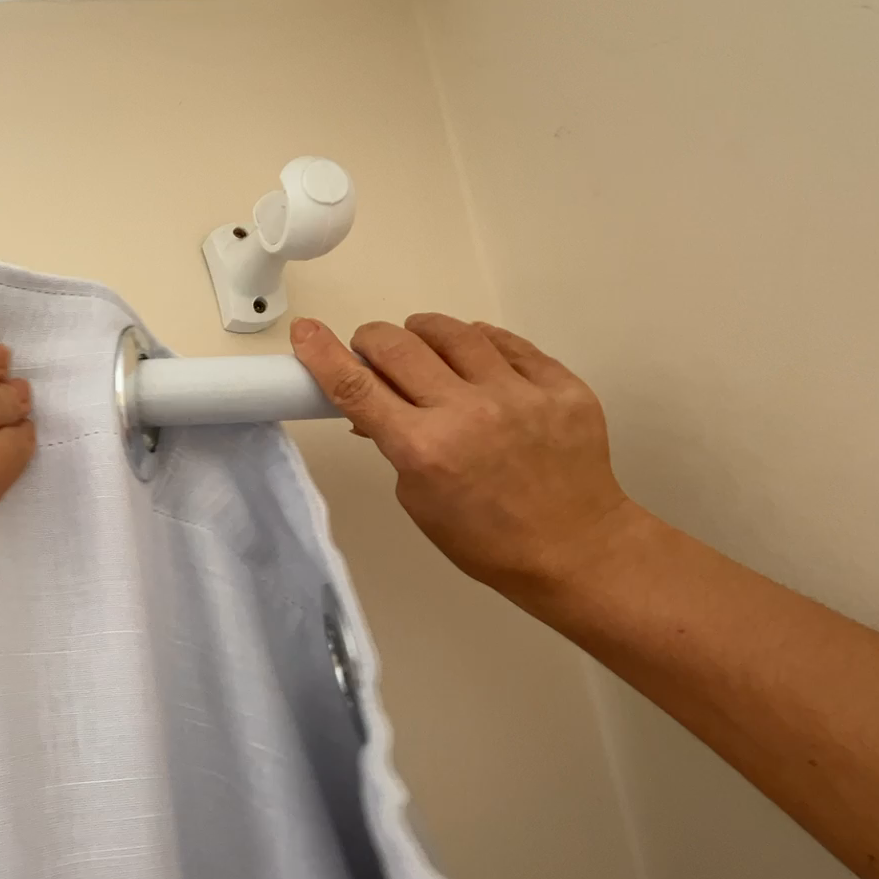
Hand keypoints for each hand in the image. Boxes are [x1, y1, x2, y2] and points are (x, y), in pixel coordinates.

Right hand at [290, 313, 644, 595]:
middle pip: (399, 347)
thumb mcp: (416, 496)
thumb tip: (373, 408)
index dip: (323, 354)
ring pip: (453, 331)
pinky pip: (505, 343)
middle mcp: (466, 412)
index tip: (305, 330)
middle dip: (373, 339)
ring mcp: (519, 395)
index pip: (357, 387)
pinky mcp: (560, 385)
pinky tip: (470, 354)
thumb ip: (394, 443)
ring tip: (419, 344)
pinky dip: (476, 342)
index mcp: (422, 449)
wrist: (573, 548)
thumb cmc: (479, 537)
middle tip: (370, 348)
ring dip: (421, 332)